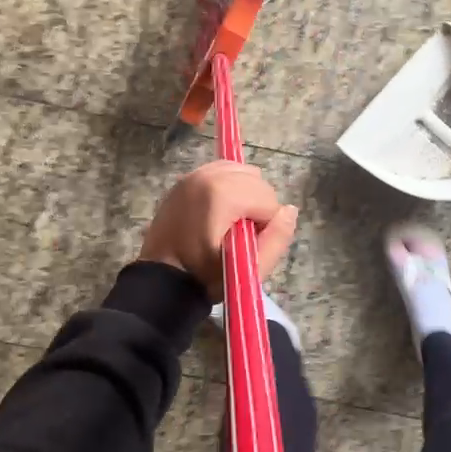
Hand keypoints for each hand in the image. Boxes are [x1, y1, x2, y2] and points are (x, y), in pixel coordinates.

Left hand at [138, 161, 297, 300]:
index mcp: (222, 194)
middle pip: (257, 183)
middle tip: (240, 235)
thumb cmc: (205, 277)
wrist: (161, 280)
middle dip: (257, 208)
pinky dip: (229, 186)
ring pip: (242, 173)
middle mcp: (208, 175)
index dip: (265, 227)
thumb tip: (290, 210)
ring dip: (245, 195)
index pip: (269, 201)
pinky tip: (221, 210)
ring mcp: (194, 174)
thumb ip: (277, 239)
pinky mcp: (186, 179)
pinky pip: (221, 171)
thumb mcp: (249, 268)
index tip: (247, 245)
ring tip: (230, 222)